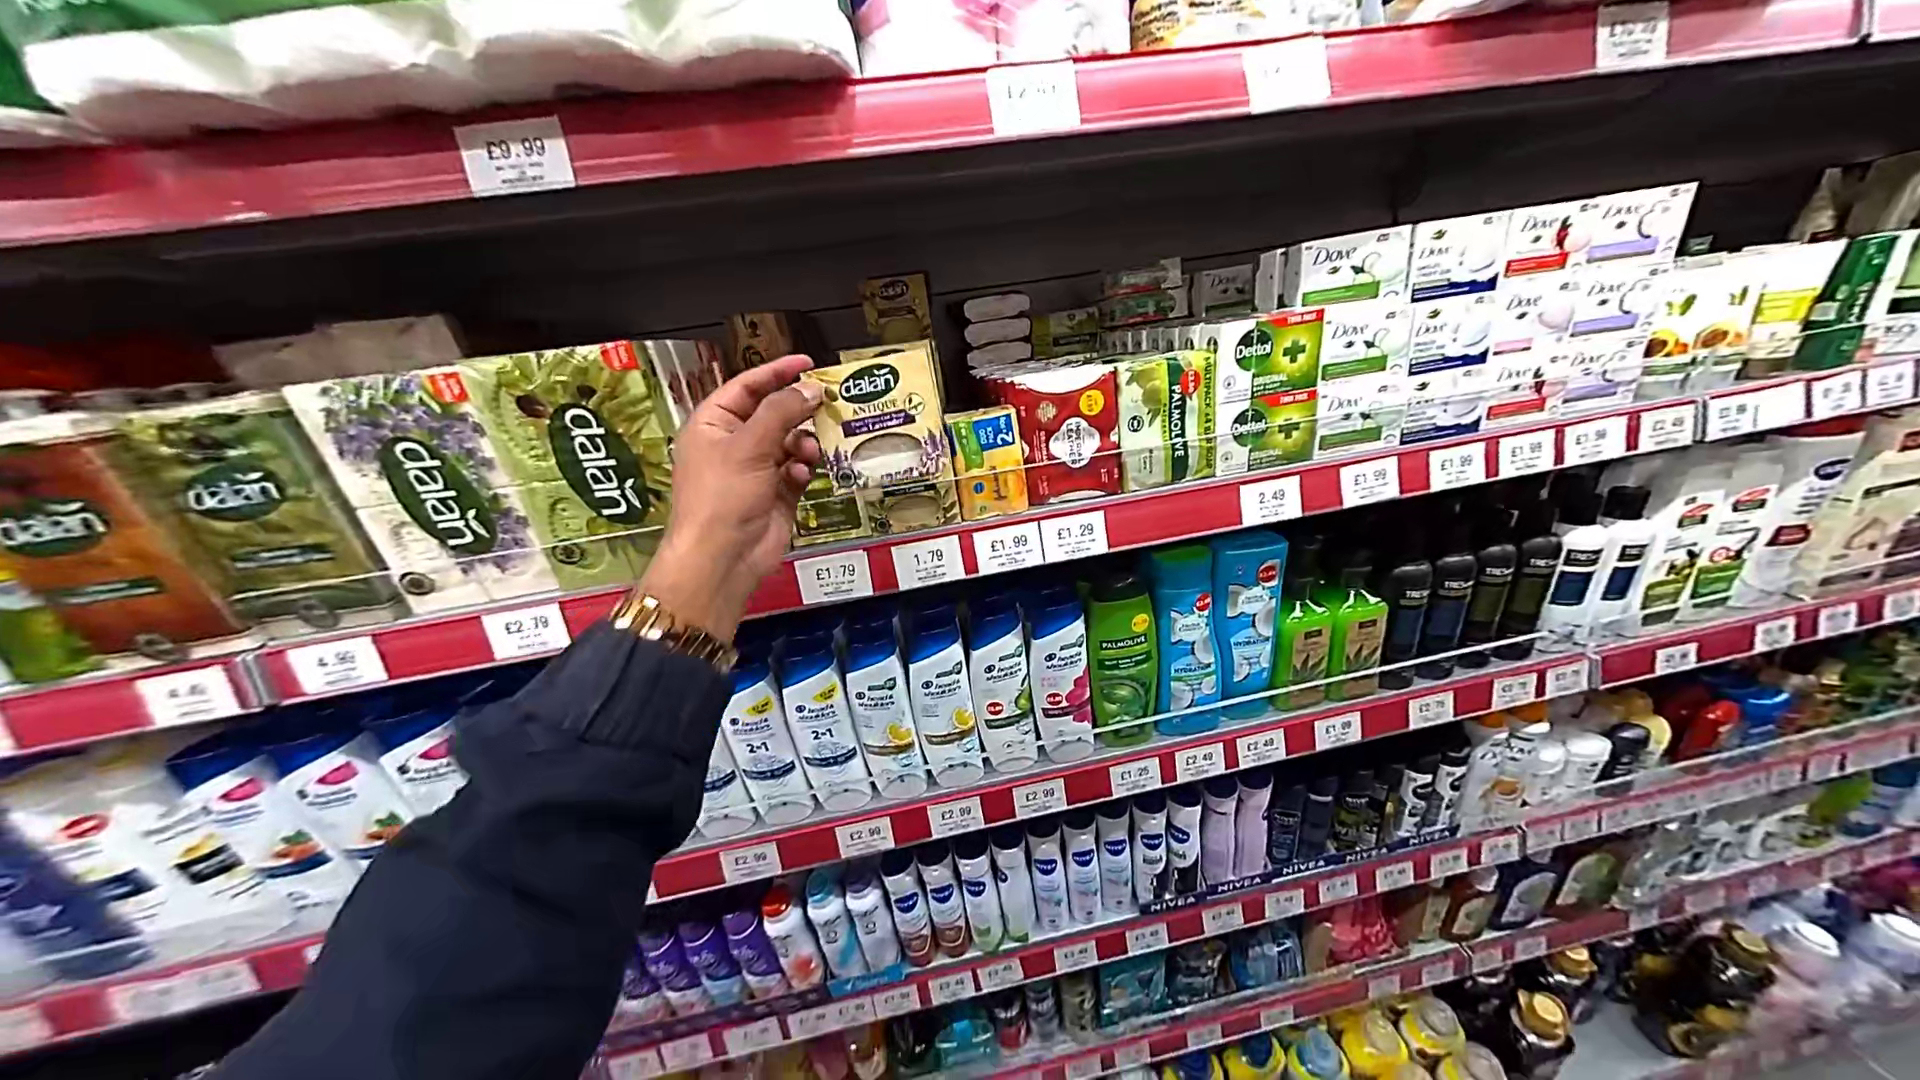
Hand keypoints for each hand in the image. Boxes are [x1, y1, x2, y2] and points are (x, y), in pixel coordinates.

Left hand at [639, 354, 822, 640]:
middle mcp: (734, 444)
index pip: (747, 387)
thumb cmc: (721, 499)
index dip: (776, 372)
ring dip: (803, 444)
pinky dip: (802, 470)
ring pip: (791, 442)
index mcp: (713, 424)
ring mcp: (756, 469)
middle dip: (797, 413)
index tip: (806, 363)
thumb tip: (810, 389)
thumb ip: (782, 411)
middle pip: (774, 414)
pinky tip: (800, 477)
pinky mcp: (777, 492)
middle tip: (824, 405)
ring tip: (808, 451)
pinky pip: (798, 469)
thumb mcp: (749, 445)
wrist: (725, 557)